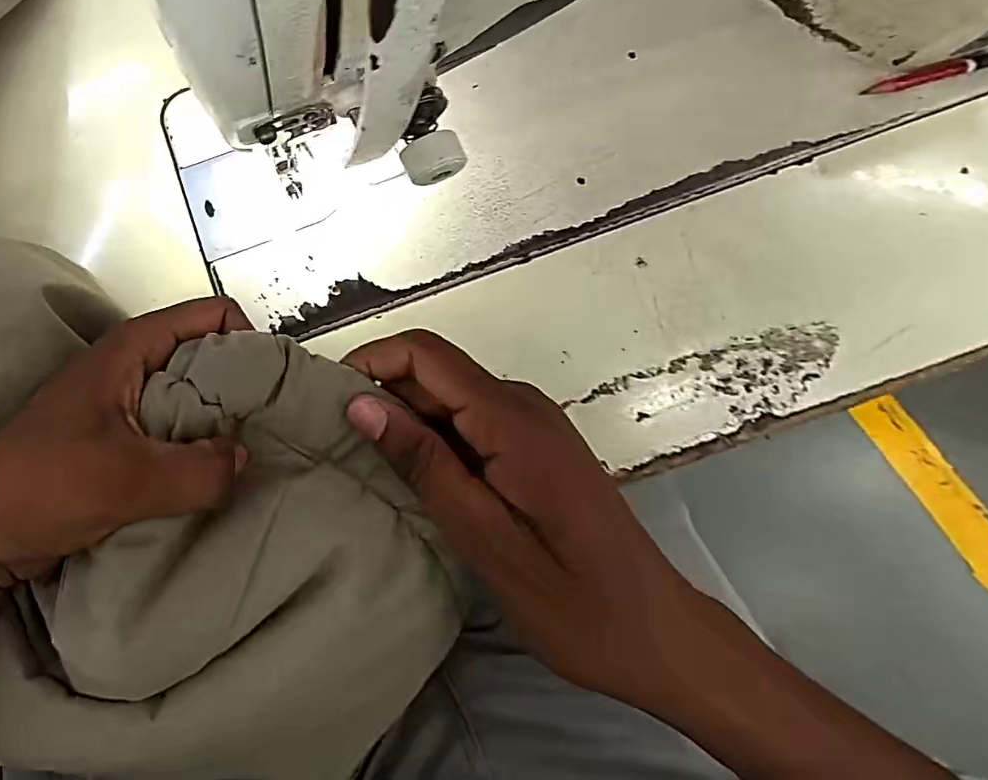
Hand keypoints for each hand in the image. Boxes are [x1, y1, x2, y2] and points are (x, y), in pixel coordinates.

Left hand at [0, 297, 252, 584]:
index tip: (271, 386)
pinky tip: (216, 476)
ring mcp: (126, 403)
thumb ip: (198, 471)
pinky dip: (201, 446)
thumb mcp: (125, 479)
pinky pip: (177, 430)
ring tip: (251, 456)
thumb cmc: (39, 485)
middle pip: (208, 354)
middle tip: (271, 428)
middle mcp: (133, 365)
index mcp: (132, 348)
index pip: (211, 315)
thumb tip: (248, 458)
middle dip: (242, 386)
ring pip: (194, 396)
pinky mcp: (121, 440)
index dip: (247, 340)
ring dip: (222, 422)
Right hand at [342, 330, 713, 709]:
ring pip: (446, 395)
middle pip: (433, 370)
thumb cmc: (576, 601)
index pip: (424, 352)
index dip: (370, 361)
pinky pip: (468, 419)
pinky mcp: (531, 442)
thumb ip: (423, 463)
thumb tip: (360, 403)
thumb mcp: (485, 538)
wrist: (660, 634)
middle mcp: (521, 403)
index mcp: (512, 418)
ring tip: (370, 468)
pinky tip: (415, 479)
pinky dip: (432, 439)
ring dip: (404, 420)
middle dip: (381, 395)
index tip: (328, 402)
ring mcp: (529, 421)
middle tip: (340, 447)